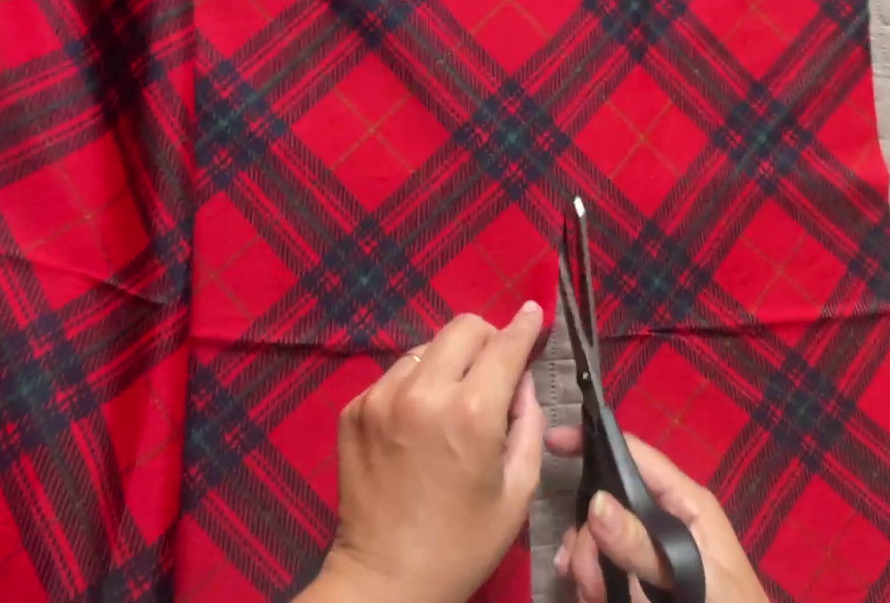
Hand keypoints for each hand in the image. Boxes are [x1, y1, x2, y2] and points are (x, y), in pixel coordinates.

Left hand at [304, 303, 546, 602]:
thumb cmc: (463, 542)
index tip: (534, 313)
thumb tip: (522, 378)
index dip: (525, 326)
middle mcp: (424, 392)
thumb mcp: (518, 491)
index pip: (505, 345)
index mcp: (472, 413)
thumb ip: (529, 423)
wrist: (385, 580)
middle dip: (487, 336)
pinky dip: (415, 385)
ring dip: (448, 362)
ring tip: (452, 400)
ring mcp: (382, 396)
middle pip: (463, 327)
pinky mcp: (355, 408)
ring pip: (427, 347)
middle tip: (495, 364)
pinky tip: (418, 421)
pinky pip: (395, 374)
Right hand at [547, 429, 768, 602]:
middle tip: (584, 575)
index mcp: (685, 502)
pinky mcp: (640, 580)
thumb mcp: (694, 581)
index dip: (592, 441)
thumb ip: (644, 546)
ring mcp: (651, 550)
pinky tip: (586, 594)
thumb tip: (595, 501)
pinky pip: (601, 566)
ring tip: (590, 594)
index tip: (551, 442)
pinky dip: (587, 578)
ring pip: (599, 536)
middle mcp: (664, 518)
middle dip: (587, 534)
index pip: (634, 454)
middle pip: (607, 501)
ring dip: (585, 562)